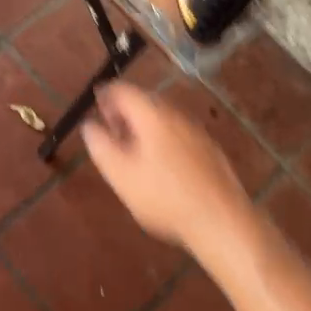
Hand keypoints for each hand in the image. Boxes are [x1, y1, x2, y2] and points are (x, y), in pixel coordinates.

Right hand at [79, 83, 252, 252]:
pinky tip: (161, 165)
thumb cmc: (164, 197)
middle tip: (110, 129)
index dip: (105, 95)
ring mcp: (198, 132)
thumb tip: (89, 125)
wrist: (221, 221)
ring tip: (132, 150)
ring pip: (164, 118)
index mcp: (153, 115)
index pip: (124, 90)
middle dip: (125, 112)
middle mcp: (177, 115)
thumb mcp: (121, 175)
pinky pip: (179, 134)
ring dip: (144, 126)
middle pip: (146, 102)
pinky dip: (163, 139)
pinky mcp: (211, 150)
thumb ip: (101, 146)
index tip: (94, 106)